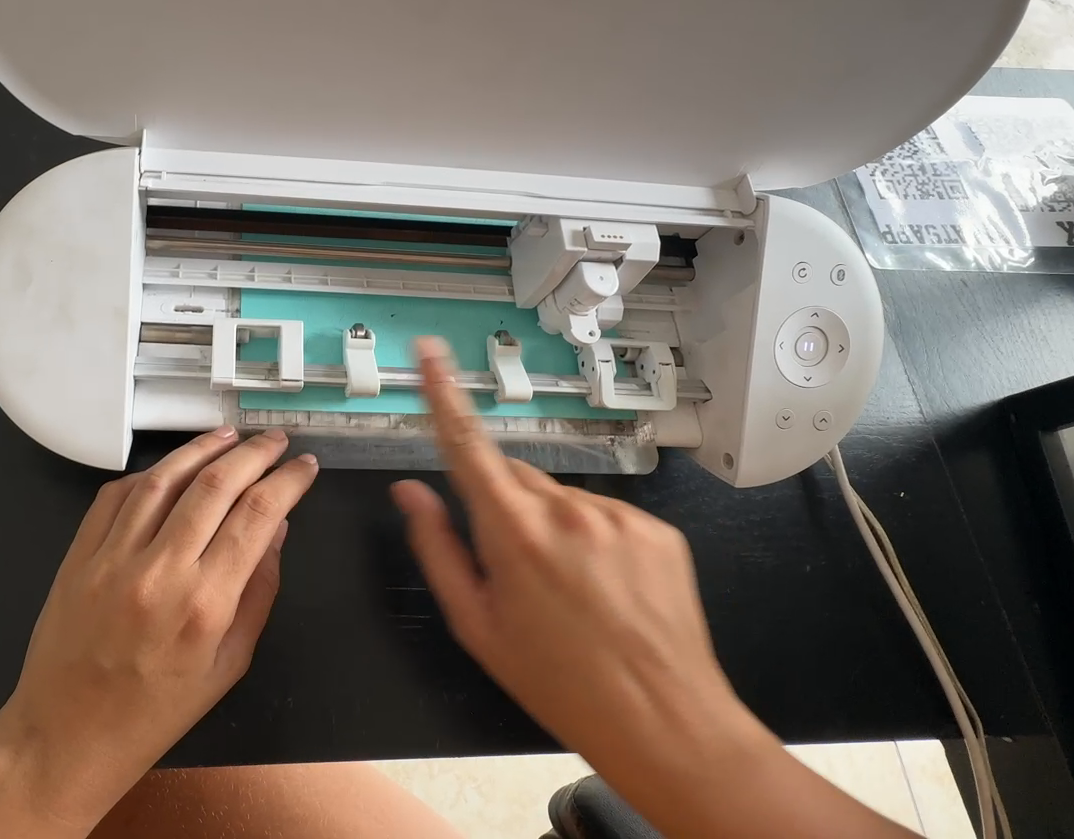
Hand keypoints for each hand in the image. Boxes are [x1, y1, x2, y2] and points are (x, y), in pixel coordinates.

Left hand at [0, 428, 316, 838]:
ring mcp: (112, 557)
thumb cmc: (157, 711)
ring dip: (202, 448)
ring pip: (164, 477)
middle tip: (274, 440)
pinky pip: (117, 494)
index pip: (257, 515)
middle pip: (215, 485)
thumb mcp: (228, 665)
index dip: (288, 480)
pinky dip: (151, 472)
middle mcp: (160, 570)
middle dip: (253, 453)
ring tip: (230, 435)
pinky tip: (173, 467)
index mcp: (205, 604)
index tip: (305, 464)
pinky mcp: (79, 552)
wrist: (66, 735)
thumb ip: (259, 591)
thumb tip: (278, 526)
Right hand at [392, 338, 774, 811]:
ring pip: (559, 497)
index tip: (430, 352)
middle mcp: (567, 510)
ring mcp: (618, 515)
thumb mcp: (476, 624)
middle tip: (514, 566)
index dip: (443, 394)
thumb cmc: (556, 680)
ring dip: (550, 524)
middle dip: (503, 504)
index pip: (467, 446)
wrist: (663, 720)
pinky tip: (605, 586)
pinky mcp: (656, 526)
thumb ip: (437, 546)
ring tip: (568, 587)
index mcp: (513, 533)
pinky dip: (593, 536)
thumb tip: (410, 491)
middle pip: (513, 477)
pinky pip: (604, 513)